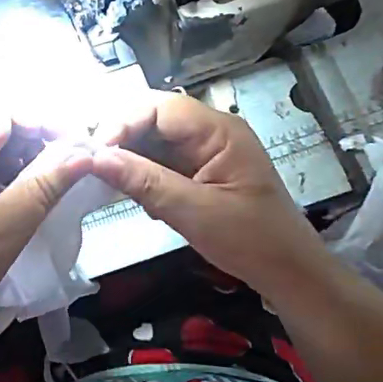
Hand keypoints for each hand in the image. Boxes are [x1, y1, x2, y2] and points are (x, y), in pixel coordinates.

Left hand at [0, 110, 91, 368]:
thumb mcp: (5, 227)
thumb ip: (45, 183)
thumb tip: (83, 153)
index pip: (3, 115)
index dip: (45, 125)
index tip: (82, 147)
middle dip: (34, 144)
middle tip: (72, 166)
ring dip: (19, 163)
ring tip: (54, 184)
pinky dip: (0, 179)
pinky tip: (23, 199)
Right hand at [91, 92, 327, 294]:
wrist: (291, 274)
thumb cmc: (251, 241)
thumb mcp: (194, 212)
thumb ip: (145, 182)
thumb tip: (96, 158)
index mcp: (219, 131)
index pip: (160, 107)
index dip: (123, 123)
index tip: (96, 153)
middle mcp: (212, 132)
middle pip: (154, 119)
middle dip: (122, 140)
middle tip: (91, 166)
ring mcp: (207, 152)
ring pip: (155, 141)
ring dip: (130, 159)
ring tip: (105, 181)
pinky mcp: (201, 172)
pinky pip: (162, 162)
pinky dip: (143, 175)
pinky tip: (131, 195)